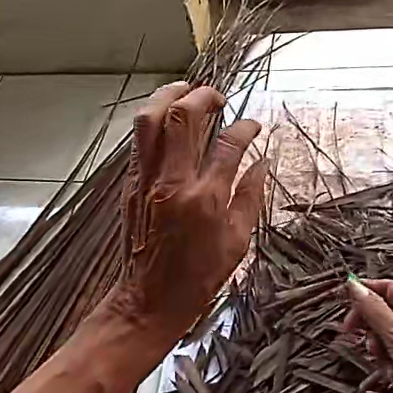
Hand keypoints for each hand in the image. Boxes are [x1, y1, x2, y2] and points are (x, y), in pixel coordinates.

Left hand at [104, 81, 267, 344]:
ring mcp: (146, 181)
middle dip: (202, 96)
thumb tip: (262, 162)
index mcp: (205, 199)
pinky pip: (139, 142)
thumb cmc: (198, 279)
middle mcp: (172, 182)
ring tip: (186, 91)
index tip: (254, 126)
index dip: (245, 128)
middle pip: (182, 118)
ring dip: (168, 97)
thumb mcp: (237, 243)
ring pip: (149, 121)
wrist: (148, 301)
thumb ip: (250, 198)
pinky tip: (167, 121)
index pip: (228, 145)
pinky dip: (153, 122)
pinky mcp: (130, 186)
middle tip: (217, 97)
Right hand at [344, 277, 392, 392]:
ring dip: (377, 345)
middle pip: (385, 311)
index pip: (388, 288)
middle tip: (353, 331)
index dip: (365, 292)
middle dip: (369, 323)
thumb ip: (374, 310)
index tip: (345, 298)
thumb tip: (355, 287)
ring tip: (380, 356)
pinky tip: (389, 370)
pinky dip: (386, 360)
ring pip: (386, 334)